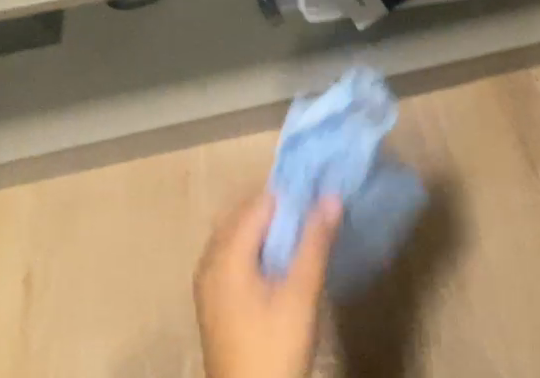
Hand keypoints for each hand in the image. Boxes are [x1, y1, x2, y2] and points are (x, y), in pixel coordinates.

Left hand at [195, 192, 341, 377]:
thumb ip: (315, 242)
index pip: (259, 203)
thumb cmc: (275, 348)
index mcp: (226, 256)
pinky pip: (233, 255)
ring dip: (268, 227)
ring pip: (238, 235)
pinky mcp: (214, 301)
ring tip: (304, 232)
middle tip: (315, 210)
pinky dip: (257, 246)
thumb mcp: (301, 294)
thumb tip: (331, 196)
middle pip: (244, 215)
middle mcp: (209, 262)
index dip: (291, 194)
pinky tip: (281, 260)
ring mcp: (208, 283)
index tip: (320, 192)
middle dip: (279, 207)